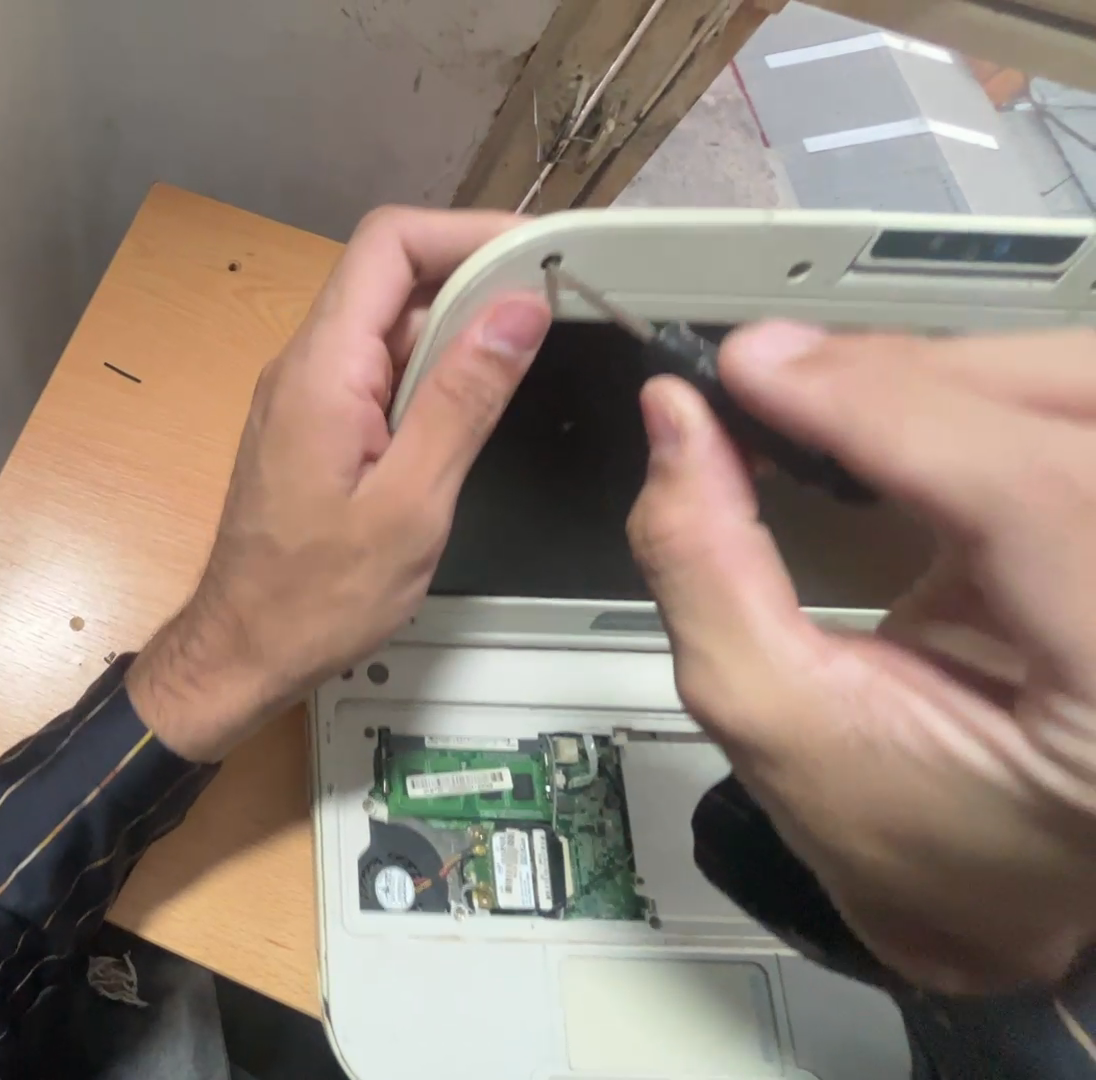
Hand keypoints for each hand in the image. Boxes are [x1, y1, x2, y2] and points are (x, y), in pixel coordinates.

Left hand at [127, 207, 549, 762]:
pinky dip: (424, 375)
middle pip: (389, 280)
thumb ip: (462, 399)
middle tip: (555, 315)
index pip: (388, 245)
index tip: (543, 258)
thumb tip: (519, 307)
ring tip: (524, 363)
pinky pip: (370, 375)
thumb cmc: (319, 596)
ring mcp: (301, 399)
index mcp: (320, 371)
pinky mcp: (308, 429)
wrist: (245, 645)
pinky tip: (465, 408)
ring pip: (384, 329)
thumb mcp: (411, 502)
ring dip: (453, 334)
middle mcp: (301, 368)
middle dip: (473, 282)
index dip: (468, 232)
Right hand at [628, 321, 1095, 993]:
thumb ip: (701, 559)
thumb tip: (675, 423)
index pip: (1042, 496)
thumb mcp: (756, 703)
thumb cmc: (893, 822)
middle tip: (771, 379)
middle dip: (915, 374)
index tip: (750, 367)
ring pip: (1089, 390)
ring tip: (813, 398)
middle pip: (1090, 412)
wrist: (1006, 876)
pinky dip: (970, 393)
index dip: (885, 409)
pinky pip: (1072, 415)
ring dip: (943, 375)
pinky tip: (884, 413)